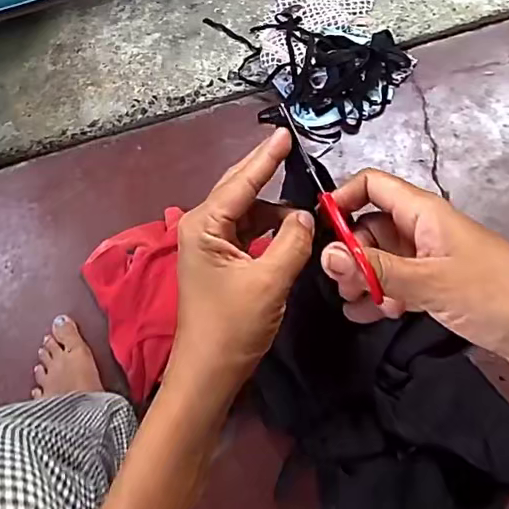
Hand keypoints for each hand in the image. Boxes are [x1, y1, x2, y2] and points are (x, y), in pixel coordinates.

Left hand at [167, 129, 316, 396]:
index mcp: (204, 225)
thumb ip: (293, 241)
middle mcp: (201, 226)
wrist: (207, 376)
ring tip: (300, 197)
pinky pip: (248, 228)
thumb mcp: (270, 281)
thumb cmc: (232, 328)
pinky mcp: (219, 258)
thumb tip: (306, 215)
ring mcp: (209, 242)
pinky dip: (269, 224)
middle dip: (264, 167)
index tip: (284, 132)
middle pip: (239, 187)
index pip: (242, 182)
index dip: (266, 157)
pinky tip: (289, 223)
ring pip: (246, 209)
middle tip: (287, 143)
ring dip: (272, 204)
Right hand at [321, 169, 508, 379]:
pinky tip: (371, 314)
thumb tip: (328, 254)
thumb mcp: (430, 282)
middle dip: (352, 249)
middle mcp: (425, 228)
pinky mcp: (442, 286)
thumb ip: (378, 268)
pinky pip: (401, 282)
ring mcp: (433, 258)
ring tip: (352, 303)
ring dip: (365, 276)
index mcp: (424, 211)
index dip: (343, 199)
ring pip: (384, 256)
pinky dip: (384, 294)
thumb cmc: (495, 294)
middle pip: (373, 224)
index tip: (320, 230)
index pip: (372, 185)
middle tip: (341, 282)